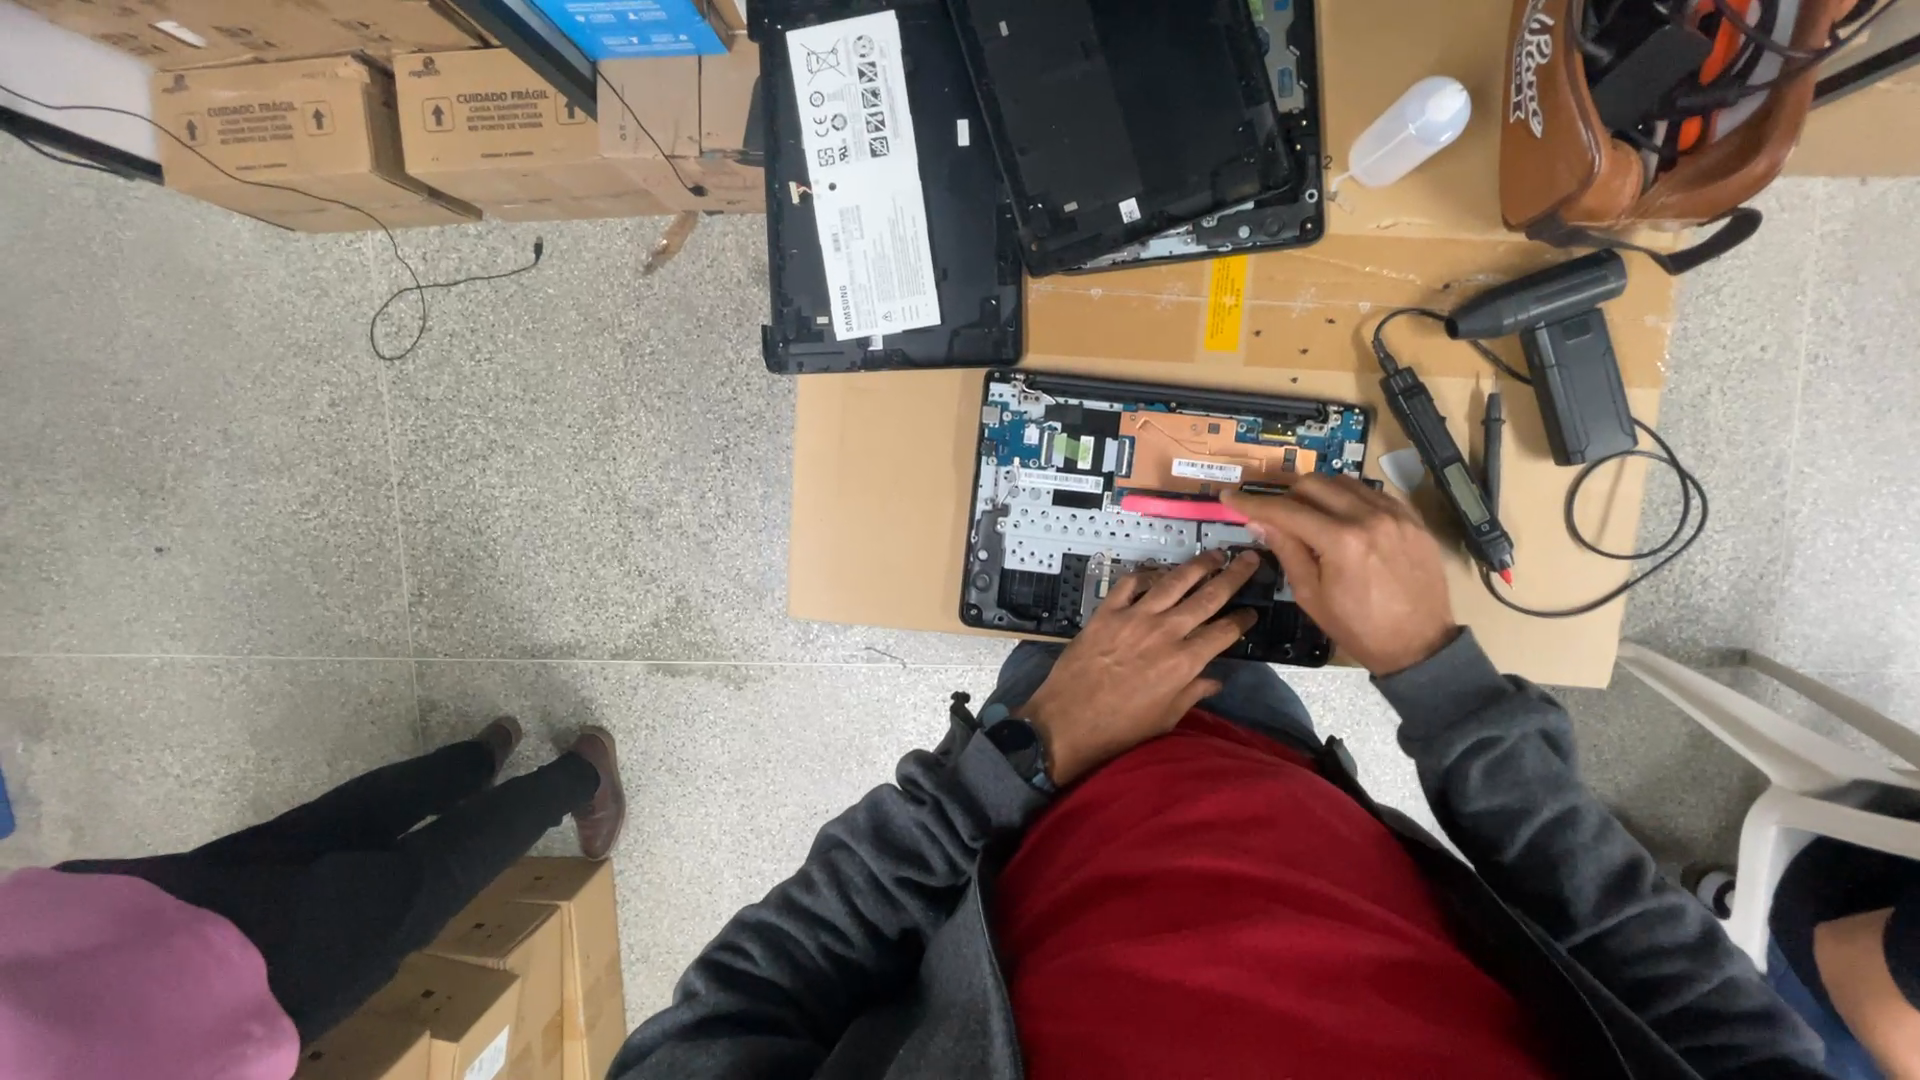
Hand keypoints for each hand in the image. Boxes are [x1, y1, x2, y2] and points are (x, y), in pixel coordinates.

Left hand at [1017, 549, 1261, 785]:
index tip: (1251, 612)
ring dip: (1198, 565)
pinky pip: (1130, 583)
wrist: (1068, 721)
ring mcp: (1134, 618)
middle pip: (1208, 597)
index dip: (1242, 620)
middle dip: (1233, 576)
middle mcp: (1164, 632)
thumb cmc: (1120, 727)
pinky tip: (1158, 571)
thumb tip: (1215, 680)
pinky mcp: (1106, 612)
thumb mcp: (1166, 717)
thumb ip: (1193, 693)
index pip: (1224, 632)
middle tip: (1250, 559)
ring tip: (1215, 554)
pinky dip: (1146, 573)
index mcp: (1184, 662)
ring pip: (1173, 582)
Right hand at [1224, 475, 1455, 675]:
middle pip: (1313, 484)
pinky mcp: (1412, 519)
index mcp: (1341, 541)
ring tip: (1310, 517)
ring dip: (1318, 493)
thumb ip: (1287, 551)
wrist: (1418, 644)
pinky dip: (1349, 498)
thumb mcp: (1311, 595)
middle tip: (1276, 516)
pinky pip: (1372, 492)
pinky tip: (1342, 519)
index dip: (1252, 502)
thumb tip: (1259, 522)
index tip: (1230, 496)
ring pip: (1344, 482)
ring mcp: (1396, 515)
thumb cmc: (1357, 628)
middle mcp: (1370, 517)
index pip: (1286, 510)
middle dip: (1286, 496)